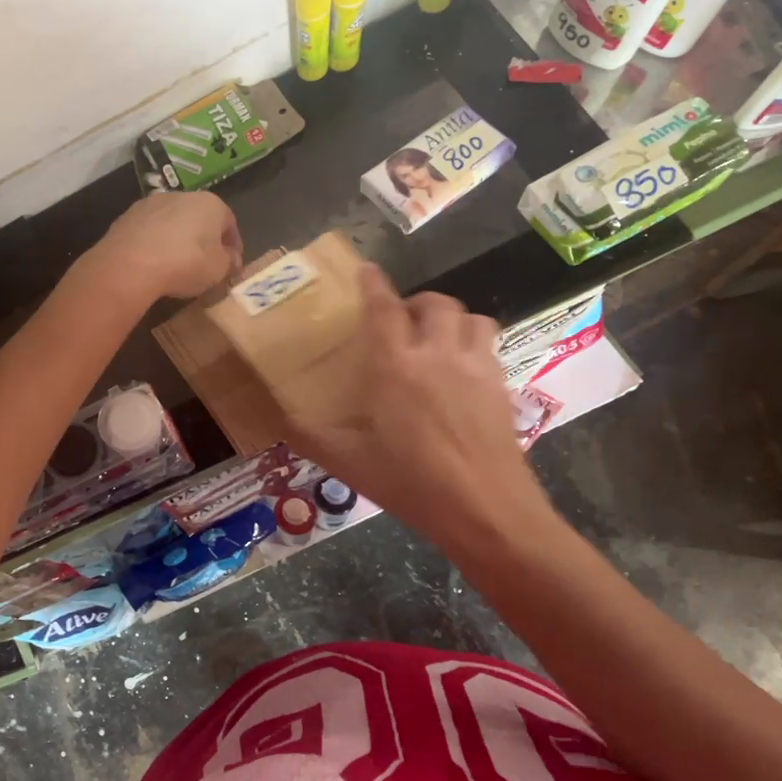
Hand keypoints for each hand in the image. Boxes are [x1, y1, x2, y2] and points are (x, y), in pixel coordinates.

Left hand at [84, 191, 241, 300]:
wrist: (130, 265)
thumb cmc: (185, 263)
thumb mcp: (219, 269)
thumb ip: (229, 262)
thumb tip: (230, 259)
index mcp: (210, 203)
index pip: (229, 222)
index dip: (233, 245)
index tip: (231, 263)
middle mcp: (181, 195)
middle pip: (199, 218)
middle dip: (203, 239)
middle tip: (204, 263)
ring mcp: (150, 203)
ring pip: (171, 222)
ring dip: (176, 239)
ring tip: (175, 264)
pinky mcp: (126, 216)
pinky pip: (148, 231)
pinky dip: (153, 243)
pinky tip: (152, 262)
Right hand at [288, 264, 556, 548]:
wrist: (485, 510)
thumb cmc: (410, 483)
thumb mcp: (348, 463)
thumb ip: (311, 437)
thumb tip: (279, 423)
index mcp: (395, 367)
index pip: (383, 309)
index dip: (373, 284)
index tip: (366, 270)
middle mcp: (438, 355)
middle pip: (435, 303)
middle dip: (416, 302)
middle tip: (400, 320)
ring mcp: (477, 369)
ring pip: (471, 318)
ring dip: (451, 319)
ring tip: (435, 338)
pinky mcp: (502, 388)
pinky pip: (490, 347)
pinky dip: (472, 344)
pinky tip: (460, 371)